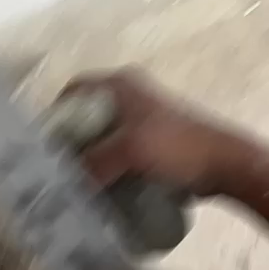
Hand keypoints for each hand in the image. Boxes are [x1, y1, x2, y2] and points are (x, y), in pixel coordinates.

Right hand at [60, 68, 252, 196]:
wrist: (223, 163)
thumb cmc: (176, 146)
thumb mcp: (129, 150)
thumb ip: (94, 163)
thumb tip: (62, 183)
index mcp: (121, 83)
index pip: (75, 89)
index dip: (57, 113)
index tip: (45, 144)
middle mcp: (129, 92)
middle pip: (87, 112)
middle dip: (71, 139)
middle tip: (55, 169)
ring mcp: (142, 116)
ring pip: (103, 133)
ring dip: (90, 154)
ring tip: (73, 183)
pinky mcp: (152, 138)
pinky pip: (118, 148)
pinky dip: (106, 163)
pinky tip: (98, 186)